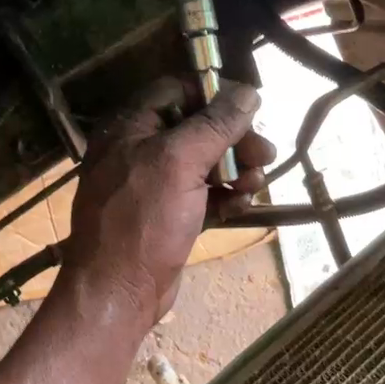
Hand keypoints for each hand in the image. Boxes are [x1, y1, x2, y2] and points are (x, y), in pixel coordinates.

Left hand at [60, 78, 273, 326]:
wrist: (118, 293)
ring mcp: (154, 183)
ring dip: (236, 169)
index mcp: (131, 126)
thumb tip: (248, 92)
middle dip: (235, 139)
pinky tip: (241, 206)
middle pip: (198, 127)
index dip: (215, 94)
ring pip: (205, 161)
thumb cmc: (143, 220)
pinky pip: (203, 192)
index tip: (251, 107)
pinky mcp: (168, 213)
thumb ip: (215, 125)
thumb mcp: (180, 162)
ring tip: (256, 184)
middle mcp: (141, 148)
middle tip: (266, 154)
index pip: (178, 89)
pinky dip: (225, 195)